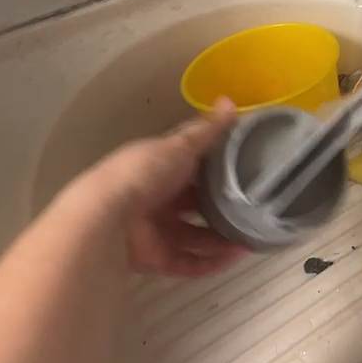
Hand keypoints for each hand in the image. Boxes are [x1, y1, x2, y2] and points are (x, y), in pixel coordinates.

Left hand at [70, 105, 245, 276]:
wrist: (105, 217)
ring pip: (196, 235)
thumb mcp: (179, 145)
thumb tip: (231, 100)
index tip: (247, 169)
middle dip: (224, 208)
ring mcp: (156, 230)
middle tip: (255, 208)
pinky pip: (188, 261)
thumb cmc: (143, 172)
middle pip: (196, 204)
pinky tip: (236, 256)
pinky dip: (212, 262)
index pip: (194, 167)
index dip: (218, 169)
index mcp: (160, 168)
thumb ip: (208, 130)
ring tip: (252, 236)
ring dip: (223, 238)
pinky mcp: (155, 258)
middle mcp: (158, 198)